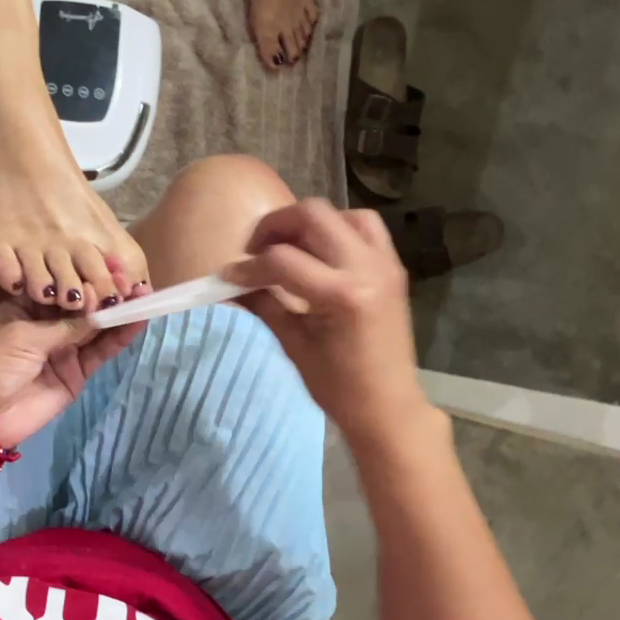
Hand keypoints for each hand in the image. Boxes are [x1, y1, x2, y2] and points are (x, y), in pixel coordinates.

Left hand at [0, 285, 149, 446]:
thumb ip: (65, 324)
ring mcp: (64, 347)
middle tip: (133, 278)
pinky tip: (139, 320)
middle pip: (83, 302)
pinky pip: (102, 350)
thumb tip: (101, 307)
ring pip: (98, 325)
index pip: (61, 282)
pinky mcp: (77, 371)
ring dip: (120, 310)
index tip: (111, 262)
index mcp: (25, 303)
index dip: (85, 273)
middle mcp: (47, 321)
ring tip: (145, 294)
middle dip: (108, 290)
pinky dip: (120, 336)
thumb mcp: (24, 335)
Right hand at [223, 200, 432, 438]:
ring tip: (287, 247)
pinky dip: (336, 229)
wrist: (388, 406)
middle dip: (274, 227)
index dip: (248, 267)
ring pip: (341, 214)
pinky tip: (317, 252)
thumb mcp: (294, 345)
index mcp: (343, 294)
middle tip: (254, 251)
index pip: (282, 260)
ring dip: (308, 223)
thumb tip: (230, 285)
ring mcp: (384, 263)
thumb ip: (264, 304)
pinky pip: (364, 228)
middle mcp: (367, 267)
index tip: (227, 277)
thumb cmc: (338, 386)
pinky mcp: (392, 266)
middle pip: (312, 216)